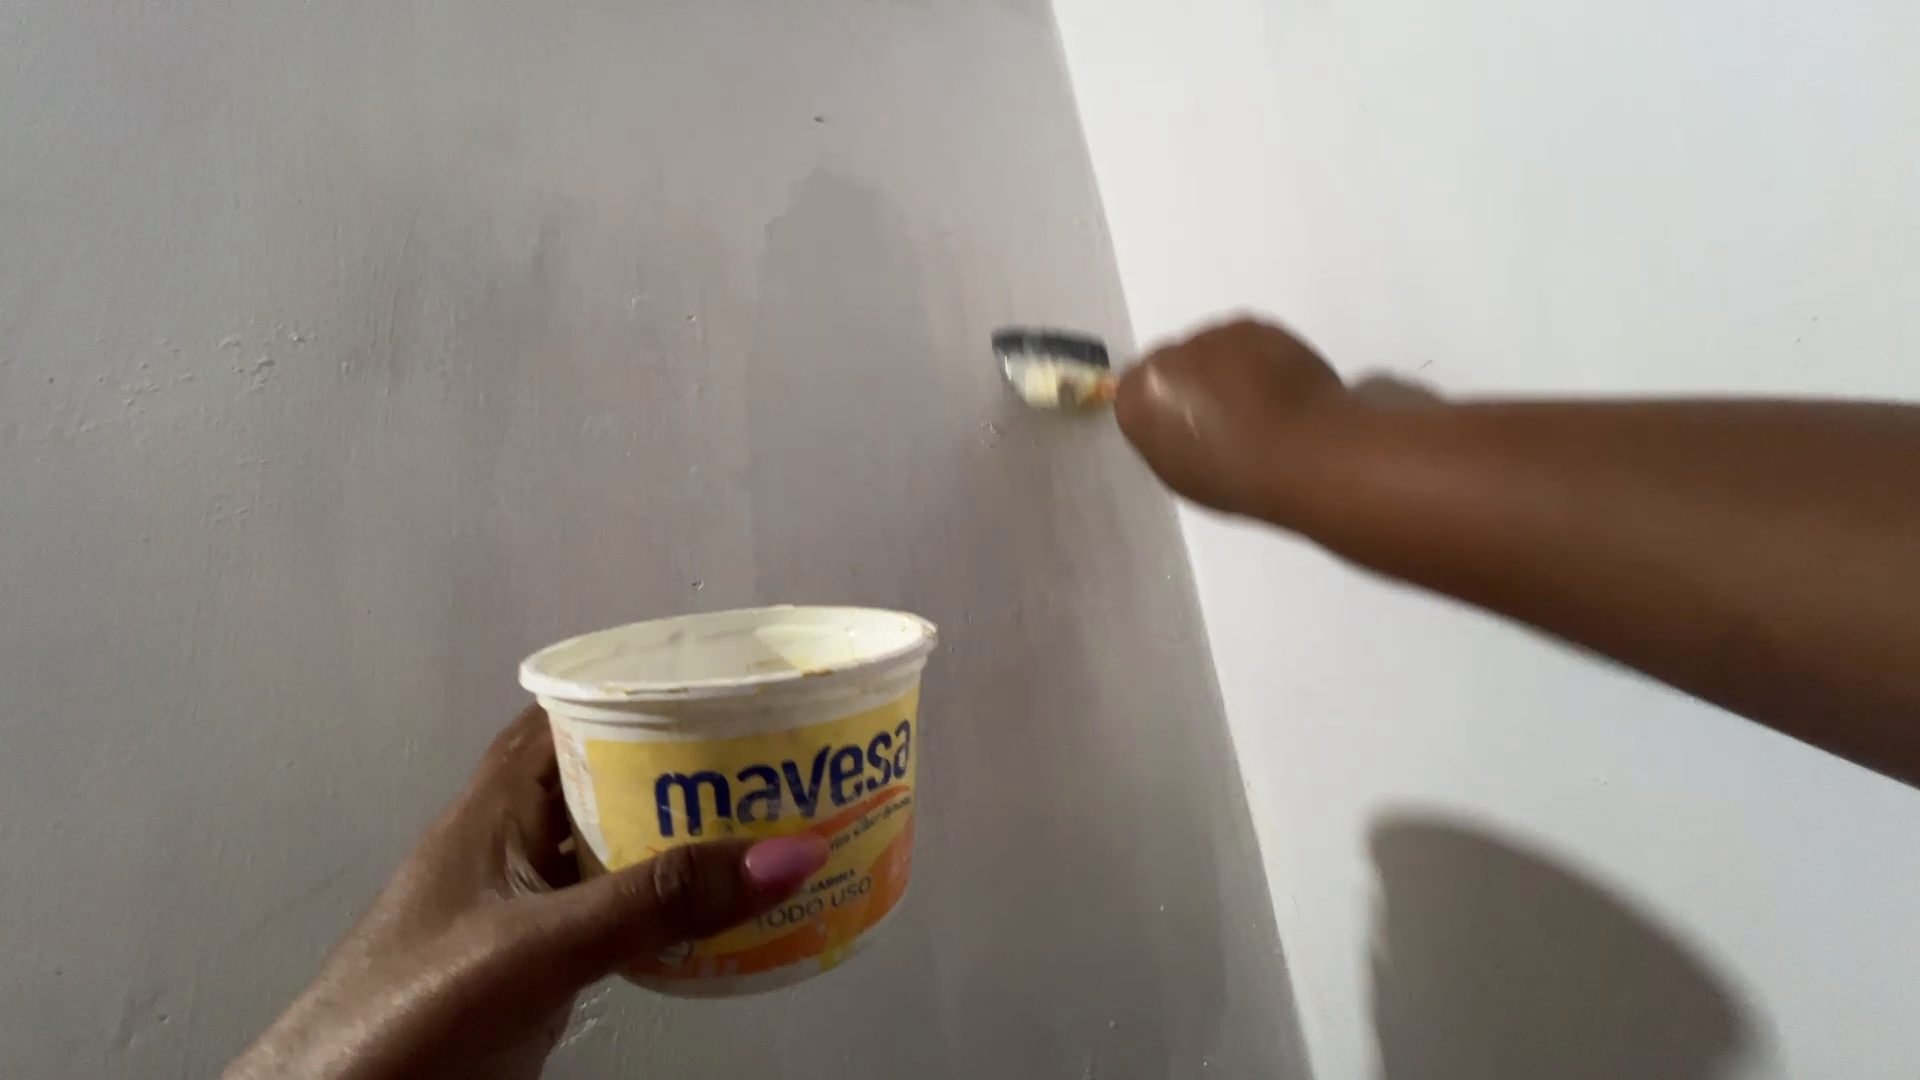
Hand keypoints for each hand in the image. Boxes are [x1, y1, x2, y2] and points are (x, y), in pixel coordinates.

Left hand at [226, 706, 829, 1079]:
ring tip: (766, 811)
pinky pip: (625, 905)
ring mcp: (529, 907)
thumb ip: (657, 902)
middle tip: (763, 747)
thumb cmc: (402, 1026)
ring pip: (619, 840)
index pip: (567, 713)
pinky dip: (673, 894)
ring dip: (683, 827)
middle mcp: (513, 843)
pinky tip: (723, 899)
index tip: (714, 681)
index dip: (635, 688)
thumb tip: (796, 852)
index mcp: (494, 807)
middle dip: (680, 757)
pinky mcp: (545, 963)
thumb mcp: (536, 949)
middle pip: (606, 773)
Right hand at [1115, 318, 1357, 517]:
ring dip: (1223, 370)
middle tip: (1220, 419)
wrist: (1304, 452)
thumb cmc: (1233, 478)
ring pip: (1208, 351)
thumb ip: (1163, 434)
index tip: (1184, 432)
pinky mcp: (1256, 324)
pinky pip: (1244, 343)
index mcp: (1137, 396)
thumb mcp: (1176, 471)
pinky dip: (1255, 360)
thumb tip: (1173, 419)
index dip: (1161, 412)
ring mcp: (1212, 335)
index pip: (1134, 394)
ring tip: (1255, 405)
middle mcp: (1166, 357)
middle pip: (1170, 366)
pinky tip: (1276, 390)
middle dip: (1189, 384)